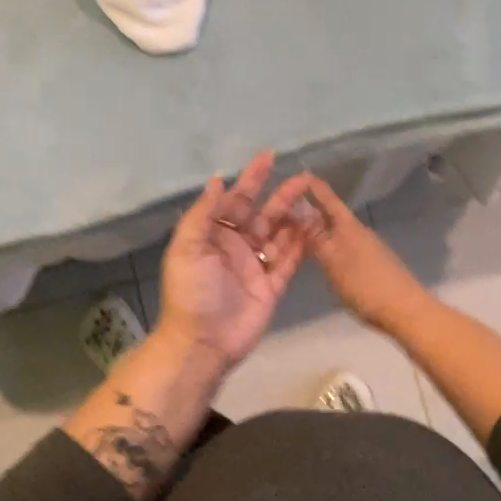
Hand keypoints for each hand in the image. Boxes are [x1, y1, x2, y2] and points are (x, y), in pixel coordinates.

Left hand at [155, 151, 309, 372]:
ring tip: (312, 198)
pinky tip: (314, 227)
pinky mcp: (271, 286)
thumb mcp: (187, 249)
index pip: (234, 201)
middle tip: (302, 176)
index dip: (250, 180)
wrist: (203, 342)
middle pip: (260, 214)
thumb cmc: (191, 293)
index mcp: (212, 236)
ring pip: (278, 234)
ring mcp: (255, 266)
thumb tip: (218, 181)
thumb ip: (202, 215)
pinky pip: (288, 260)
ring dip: (293, 216)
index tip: (267, 158)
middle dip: (279, 195)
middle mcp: (235, 247)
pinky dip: (300, 244)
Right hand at [290, 177, 430, 332]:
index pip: (329, 200)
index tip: (301, 173)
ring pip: (340, 232)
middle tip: (289, 207)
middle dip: (314, 209)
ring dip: (321, 228)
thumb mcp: (333, 262)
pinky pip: (346, 247)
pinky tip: (323, 256)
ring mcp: (369, 248)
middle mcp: (360, 232)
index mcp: (349, 227)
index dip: (315, 188)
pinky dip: (331, 245)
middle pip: (334, 215)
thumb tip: (298, 210)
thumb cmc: (365, 285)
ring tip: (300, 232)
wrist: (405, 310)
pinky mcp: (373, 264)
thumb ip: (315, 237)